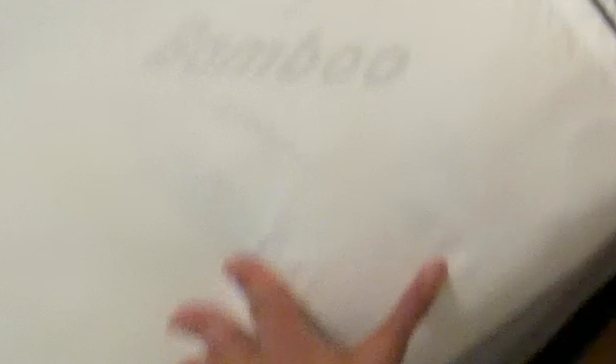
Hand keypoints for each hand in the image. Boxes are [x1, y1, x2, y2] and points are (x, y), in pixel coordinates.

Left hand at [170, 256, 448, 363]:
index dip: (253, 282)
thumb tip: (437, 262)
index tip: (233, 263)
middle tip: (179, 313)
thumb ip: (406, 312)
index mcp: (290, 348)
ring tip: (182, 361)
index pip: (270, 307)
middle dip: (205, 327)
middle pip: (224, 345)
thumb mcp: (382, 357)